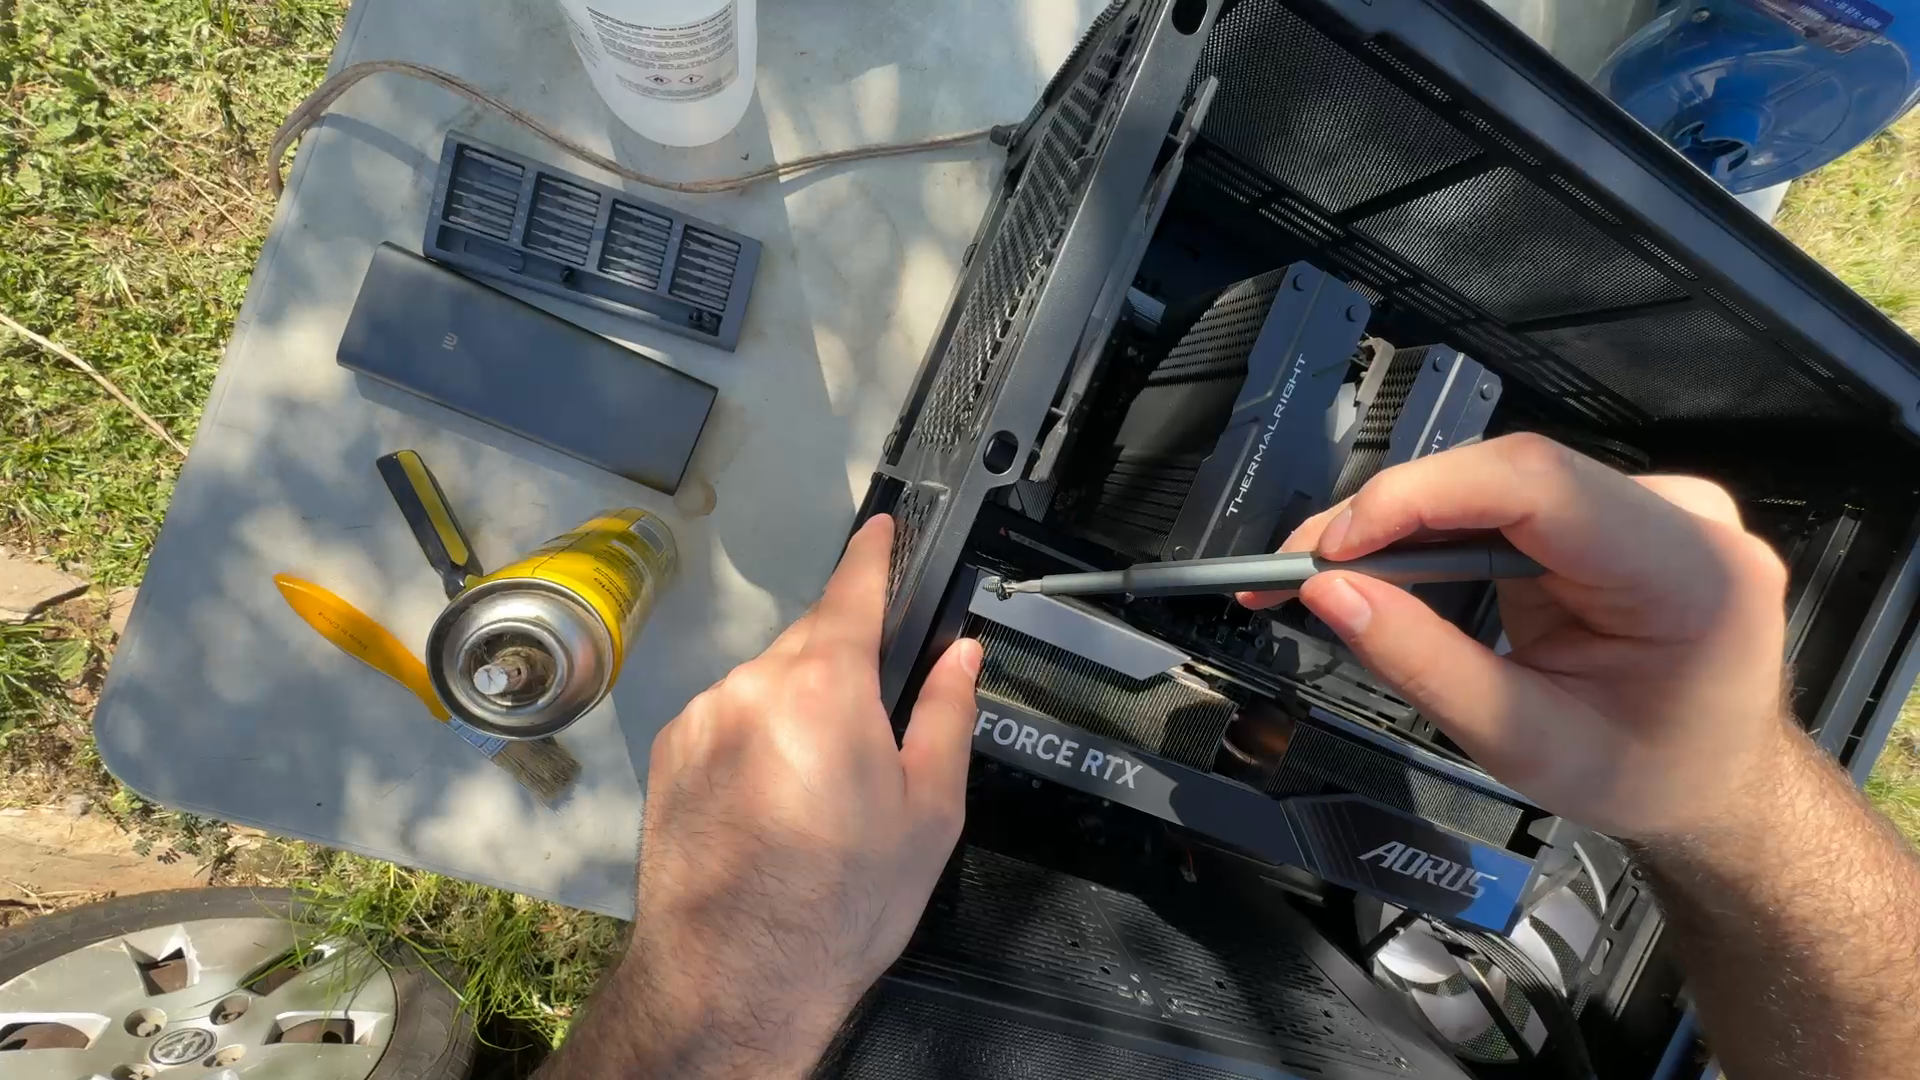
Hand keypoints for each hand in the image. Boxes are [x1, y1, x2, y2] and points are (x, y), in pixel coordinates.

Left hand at [623, 515, 980, 1074]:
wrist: (728, 982)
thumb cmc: (842, 900)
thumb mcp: (928, 809)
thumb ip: (946, 713)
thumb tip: (961, 657)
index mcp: (826, 687)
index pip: (853, 591)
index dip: (874, 554)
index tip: (883, 528)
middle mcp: (755, 683)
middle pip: (815, 638)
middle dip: (847, 656)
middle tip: (872, 721)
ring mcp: (706, 712)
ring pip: (772, 675)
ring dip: (803, 698)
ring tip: (819, 779)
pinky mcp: (674, 745)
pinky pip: (733, 709)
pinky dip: (761, 725)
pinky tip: (773, 791)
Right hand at [1241, 433, 1792, 838]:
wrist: (1709, 777)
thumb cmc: (1639, 772)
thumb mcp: (1522, 741)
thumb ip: (1422, 664)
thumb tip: (1325, 592)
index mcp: (1685, 568)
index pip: (1533, 483)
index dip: (1415, 498)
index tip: (1328, 551)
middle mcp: (1664, 510)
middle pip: (1487, 476)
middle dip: (1375, 519)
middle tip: (1287, 572)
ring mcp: (1625, 504)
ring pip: (1468, 485)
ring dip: (1378, 528)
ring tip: (1304, 575)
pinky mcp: (1582, 514)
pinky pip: (1474, 506)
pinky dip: (1405, 535)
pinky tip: (1358, 565)